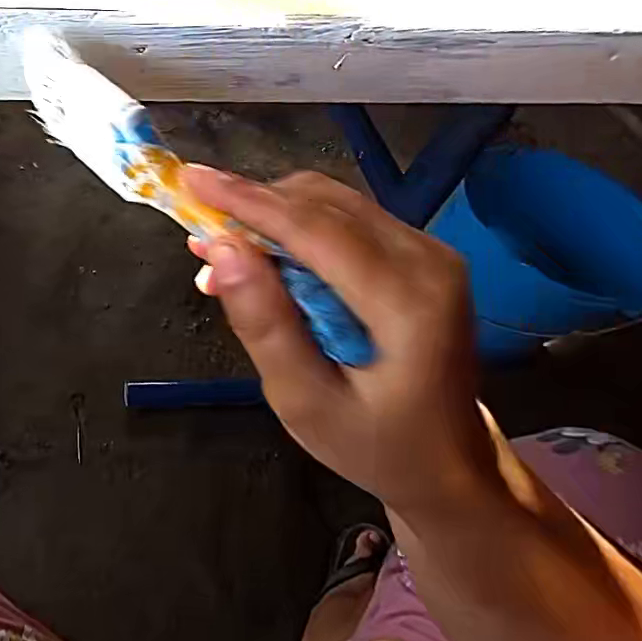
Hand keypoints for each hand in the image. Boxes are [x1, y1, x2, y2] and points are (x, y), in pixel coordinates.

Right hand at [183, 167, 495, 513]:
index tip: (191, 179)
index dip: (246, 200)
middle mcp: (426, 259)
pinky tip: (266, 256)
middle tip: (199, 231)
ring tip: (224, 250)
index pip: (314, 229)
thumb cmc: (375, 444)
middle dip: (252, 205)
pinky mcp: (419, 251)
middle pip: (322, 203)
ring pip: (332, 202)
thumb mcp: (305, 401)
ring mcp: (428, 250)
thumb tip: (222, 249)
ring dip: (271, 215)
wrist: (449, 461)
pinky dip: (296, 227)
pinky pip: (345, 218)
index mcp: (407, 302)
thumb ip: (264, 323)